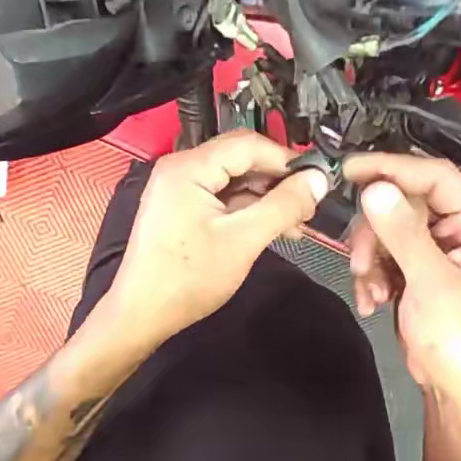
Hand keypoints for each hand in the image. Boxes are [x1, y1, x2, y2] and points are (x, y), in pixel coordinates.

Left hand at [99, 131, 328, 347]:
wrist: (142, 315)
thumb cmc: (188, 279)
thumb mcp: (244, 240)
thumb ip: (284, 206)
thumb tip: (318, 180)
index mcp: (189, 167)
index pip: (250, 145)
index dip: (288, 160)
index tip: (318, 180)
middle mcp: (181, 169)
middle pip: (242, 159)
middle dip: (279, 179)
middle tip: (310, 203)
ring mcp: (180, 189)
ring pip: (236, 180)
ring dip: (268, 197)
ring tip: (297, 223)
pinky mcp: (182, 209)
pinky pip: (223, 198)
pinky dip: (249, 209)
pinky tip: (273, 229)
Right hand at [341, 154, 460, 395]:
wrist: (455, 389)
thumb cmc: (458, 341)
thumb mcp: (430, 283)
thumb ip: (403, 234)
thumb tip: (376, 189)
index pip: (437, 178)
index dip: (394, 168)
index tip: (352, 170)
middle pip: (406, 204)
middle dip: (376, 232)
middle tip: (360, 260)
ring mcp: (439, 252)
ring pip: (390, 229)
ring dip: (371, 258)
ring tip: (369, 289)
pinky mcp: (419, 270)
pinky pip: (386, 254)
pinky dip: (373, 273)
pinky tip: (372, 299)